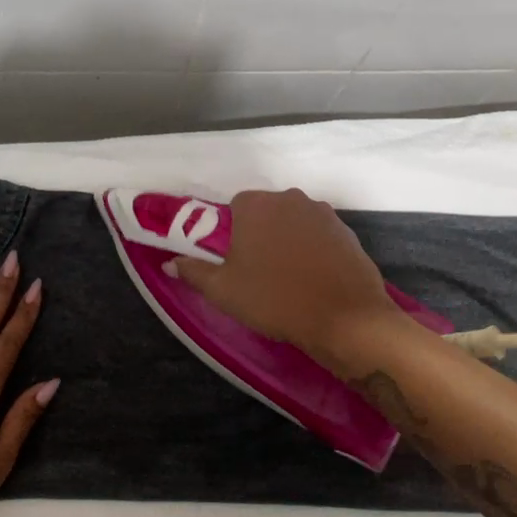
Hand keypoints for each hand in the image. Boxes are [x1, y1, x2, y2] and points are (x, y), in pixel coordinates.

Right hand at [170, 188, 397, 361]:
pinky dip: (314, 252)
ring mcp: (323, 213)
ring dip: (289, 242)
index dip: (232, 233)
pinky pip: (320, 237)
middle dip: (261, 234)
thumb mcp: (223, 290)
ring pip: (295, 223)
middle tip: (258, 272)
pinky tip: (314, 281)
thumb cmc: (274, 298)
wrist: (345, 318)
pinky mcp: (347, 232)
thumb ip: (194, 272)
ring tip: (288, 279)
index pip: (235, 207)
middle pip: (267, 212)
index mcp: (256, 204)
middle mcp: (290, 198)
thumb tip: (169, 263)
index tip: (235, 261)